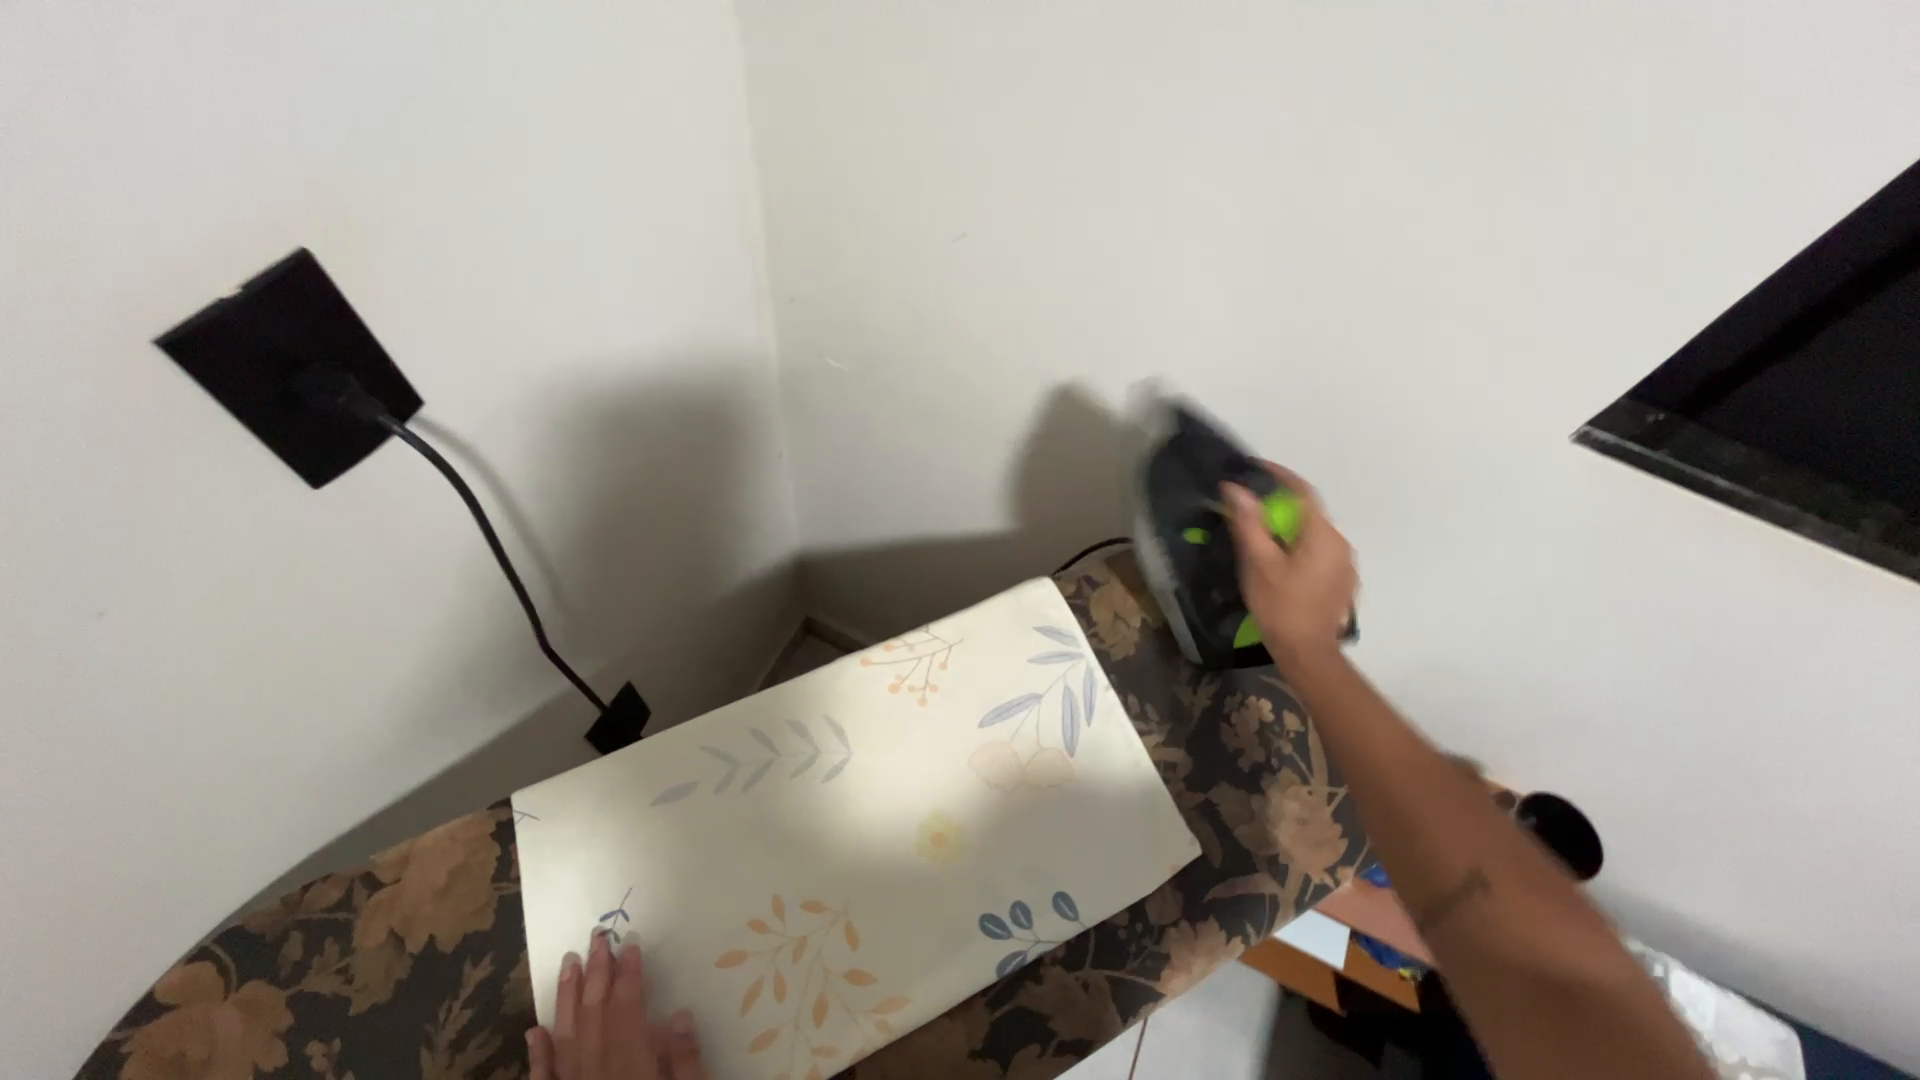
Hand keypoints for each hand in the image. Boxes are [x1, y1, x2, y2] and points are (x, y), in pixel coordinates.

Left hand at [527, 932, 707, 1079]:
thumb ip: (685, 1060)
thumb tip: (680, 1015)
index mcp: (633, 1066)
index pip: (628, 1011)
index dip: (628, 975)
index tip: (629, 943)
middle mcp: (598, 1071)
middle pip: (595, 1015)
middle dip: (596, 972)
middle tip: (597, 936)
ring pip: (567, 1038)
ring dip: (566, 998)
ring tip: (568, 962)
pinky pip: (545, 1077)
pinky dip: (539, 1053)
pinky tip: (534, 1029)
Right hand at [1222, 462, 1356, 667]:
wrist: (1308, 653)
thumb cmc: (1280, 606)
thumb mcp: (1258, 563)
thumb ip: (1249, 523)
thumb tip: (1236, 489)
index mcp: (1322, 534)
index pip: (1301, 492)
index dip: (1278, 476)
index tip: (1254, 468)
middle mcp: (1340, 543)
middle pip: (1308, 513)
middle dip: (1279, 506)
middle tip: (1249, 507)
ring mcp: (1345, 565)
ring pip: (1314, 534)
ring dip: (1289, 529)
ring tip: (1261, 536)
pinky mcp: (1343, 582)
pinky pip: (1319, 553)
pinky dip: (1299, 548)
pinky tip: (1281, 563)